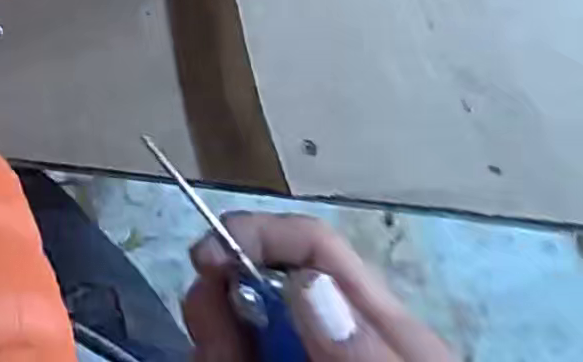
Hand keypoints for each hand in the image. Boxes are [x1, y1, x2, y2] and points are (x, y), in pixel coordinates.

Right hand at [183, 213, 454, 361]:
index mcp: (377, 331)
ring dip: (214, 347)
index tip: (205, 259)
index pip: (313, 245)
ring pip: (234, 332)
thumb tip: (307, 283)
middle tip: (209, 344)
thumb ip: (365, 359)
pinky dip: (214, 361)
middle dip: (220, 301)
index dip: (256, 233)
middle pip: (259, 283)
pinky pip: (228, 361)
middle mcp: (333, 342)